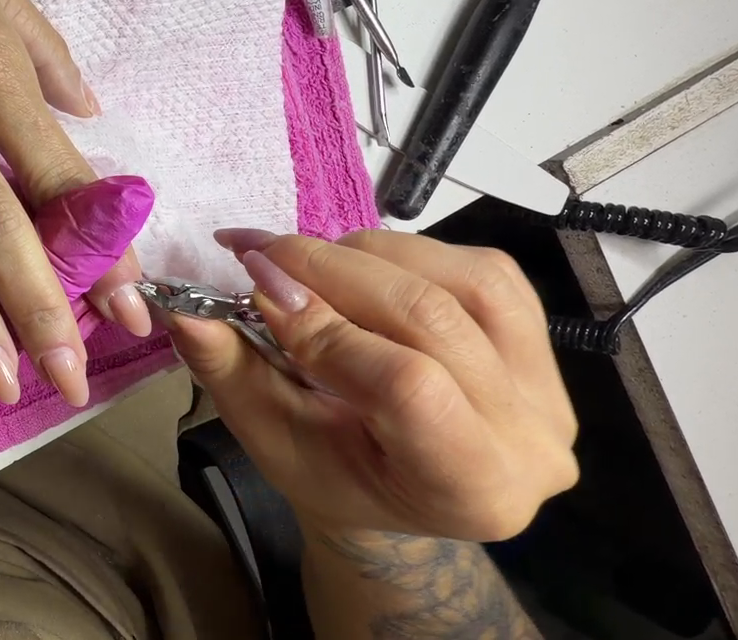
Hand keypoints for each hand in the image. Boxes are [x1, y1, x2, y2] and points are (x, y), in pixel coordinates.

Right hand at [163, 229, 577, 541]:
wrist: (391, 483)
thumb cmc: (325, 469)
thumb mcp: (262, 432)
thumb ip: (226, 368)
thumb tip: (185, 309)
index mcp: (466, 485)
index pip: (408, 385)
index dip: (324, 325)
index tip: (252, 288)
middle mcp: (531, 439)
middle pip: (432, 317)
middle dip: (327, 268)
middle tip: (257, 255)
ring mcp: (551, 389)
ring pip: (465, 280)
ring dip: (369, 254)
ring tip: (311, 266)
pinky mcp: (544, 343)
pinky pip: (484, 270)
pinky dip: (410, 252)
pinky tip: (364, 269)